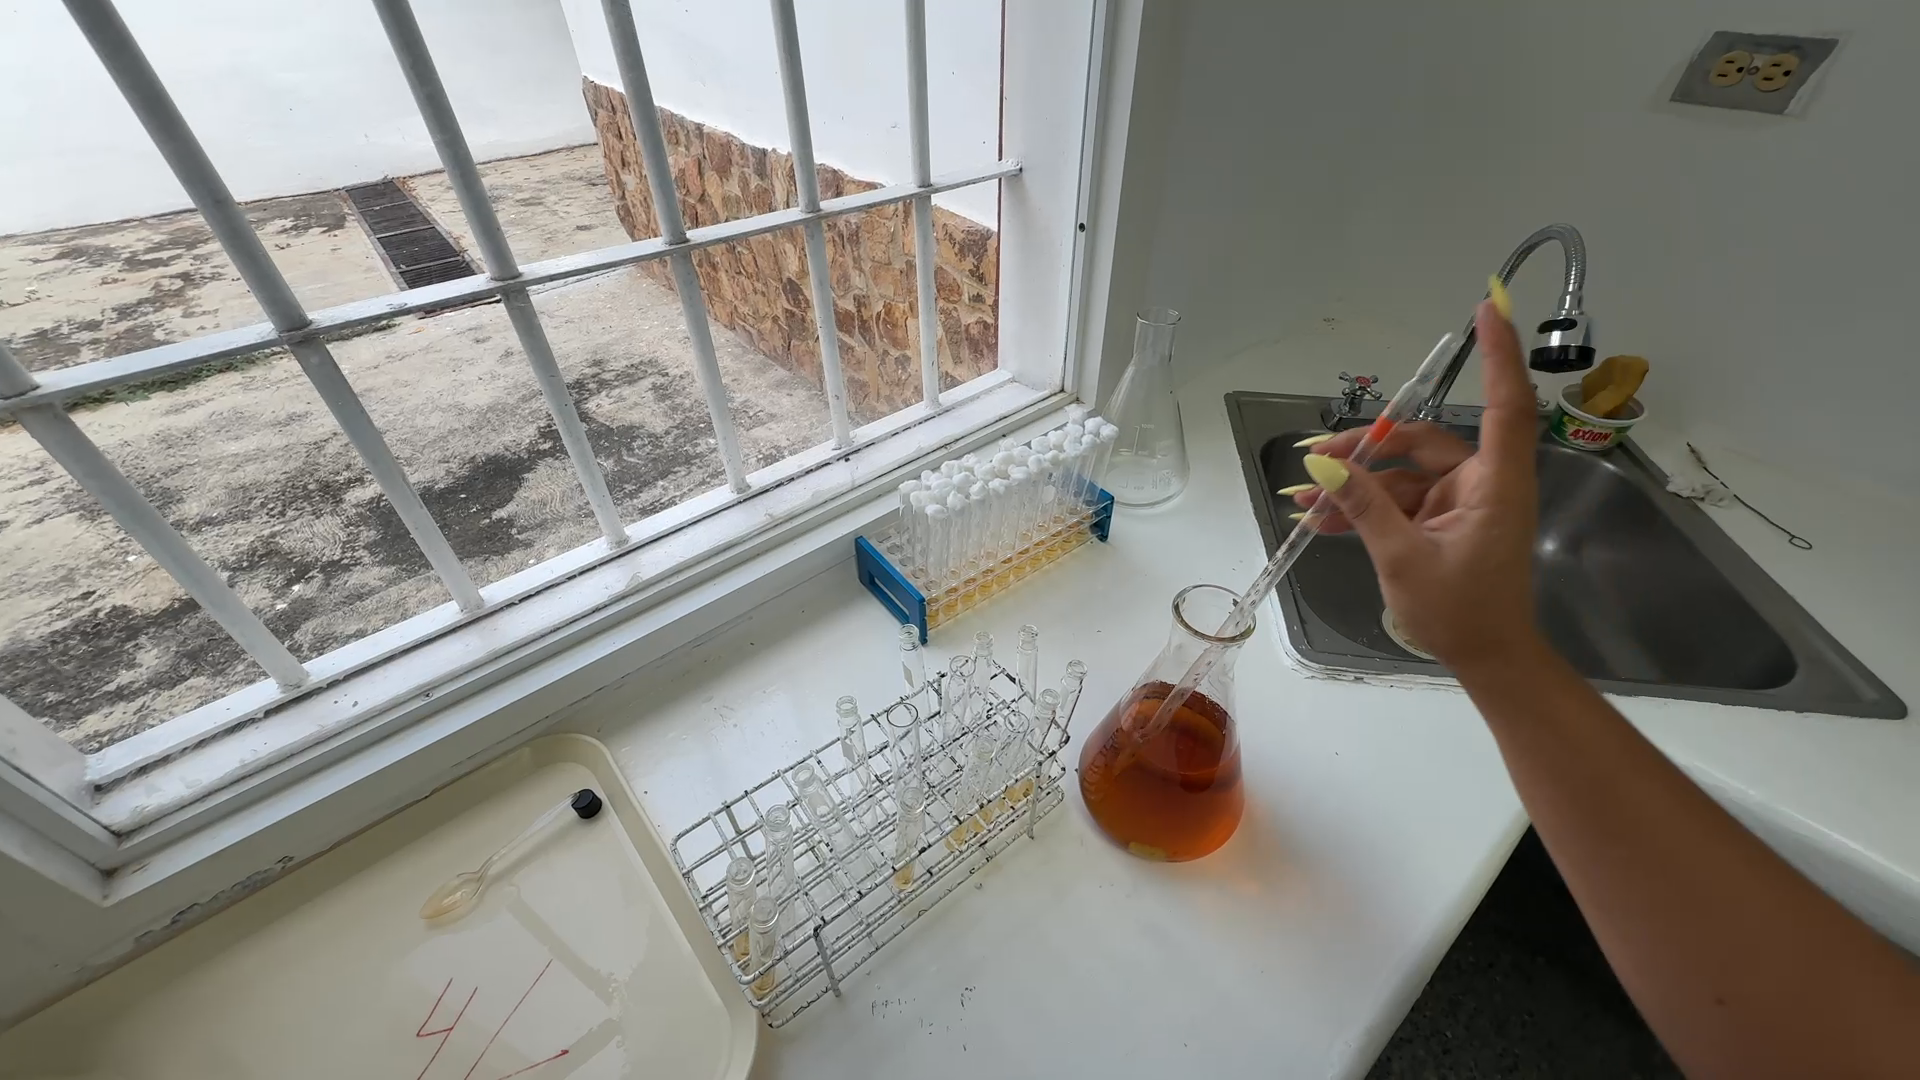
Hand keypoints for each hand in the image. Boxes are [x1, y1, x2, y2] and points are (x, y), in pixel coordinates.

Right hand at [1294, 300, 1540, 670]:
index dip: (1496, 355)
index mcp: (1493, 484)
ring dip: (1351, 488)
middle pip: (1418, 444)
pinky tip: (1315, 519)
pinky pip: (1393, 503)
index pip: (1503, 405)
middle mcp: (1479, 483)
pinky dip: (1358, 509)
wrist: (1484, 656)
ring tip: (1302, 503)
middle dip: (1364, 451)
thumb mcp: (1402, 557)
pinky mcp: (1438, 521)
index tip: (1487, 309)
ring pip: (1397, 477)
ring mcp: (1457, 503)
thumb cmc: (1459, 610)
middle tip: (1314, 461)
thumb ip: (1363, 506)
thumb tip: (1324, 465)